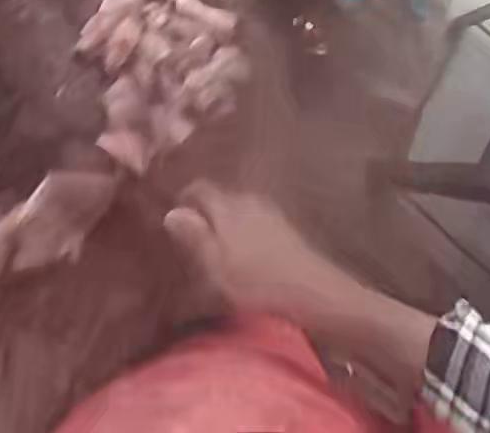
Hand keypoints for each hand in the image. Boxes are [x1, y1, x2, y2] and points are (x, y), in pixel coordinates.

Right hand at [162, 181, 361, 325]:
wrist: (320, 301)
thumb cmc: (258, 290)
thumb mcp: (215, 274)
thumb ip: (193, 240)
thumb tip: (171, 211)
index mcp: (228, 206)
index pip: (198, 189)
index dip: (182, 202)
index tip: (169, 222)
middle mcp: (249, 201)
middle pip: (219, 199)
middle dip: (203, 215)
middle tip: (188, 243)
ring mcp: (272, 215)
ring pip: (238, 211)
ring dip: (225, 226)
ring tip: (214, 255)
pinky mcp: (287, 232)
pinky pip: (256, 224)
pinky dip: (244, 236)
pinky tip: (245, 261)